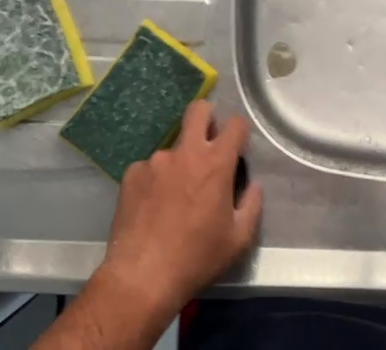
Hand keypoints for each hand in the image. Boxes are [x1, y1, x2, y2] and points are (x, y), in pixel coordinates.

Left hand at [93, 101, 262, 320]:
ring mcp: (155, 160)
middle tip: (207, 142)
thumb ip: (252, 206)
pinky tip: (152, 207)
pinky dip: (155, 181)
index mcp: (216, 163)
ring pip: (173, 147)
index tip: (237, 146)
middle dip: (207, 117)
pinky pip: (149, 168)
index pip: (235, 124)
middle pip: (198, 109)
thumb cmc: (197, 258)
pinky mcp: (131, 173)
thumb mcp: (238, 240)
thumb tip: (254, 186)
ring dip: (179, 162)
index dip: (239, 131)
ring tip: (174, 196)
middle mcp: (185, 152)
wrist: (142, 277)